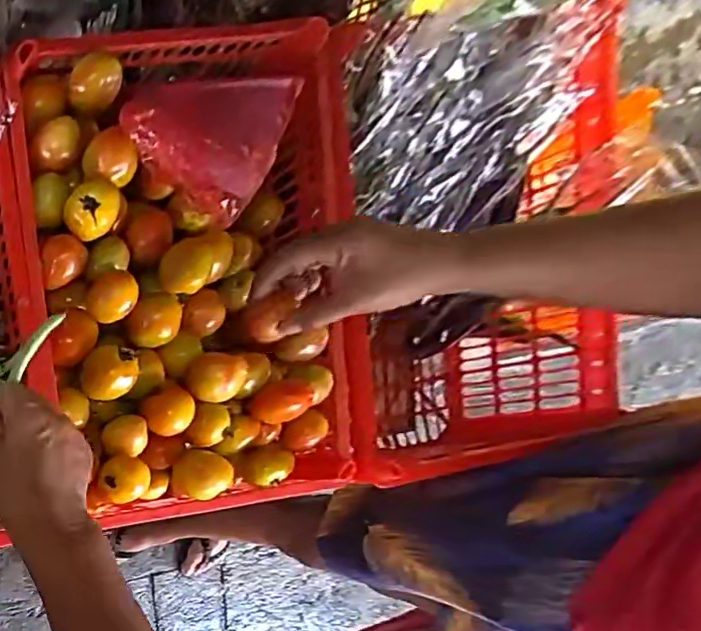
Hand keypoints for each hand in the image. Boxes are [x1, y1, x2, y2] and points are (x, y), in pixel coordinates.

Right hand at [0, 383, 95, 545]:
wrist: (53, 525)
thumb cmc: (14, 494)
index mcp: (28, 414)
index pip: (9, 390)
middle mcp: (55, 417)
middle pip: (32, 402)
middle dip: (16, 415)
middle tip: (3, 439)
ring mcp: (74, 434)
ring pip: (49, 421)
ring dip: (35, 431)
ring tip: (24, 457)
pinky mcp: (85, 453)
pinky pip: (62, 440)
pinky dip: (50, 446)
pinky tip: (43, 470)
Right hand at [251, 219, 465, 334]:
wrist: (448, 262)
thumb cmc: (401, 280)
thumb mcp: (351, 302)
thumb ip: (311, 315)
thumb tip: (278, 330)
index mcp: (333, 240)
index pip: (284, 258)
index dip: (263, 282)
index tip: (252, 305)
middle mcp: (337, 231)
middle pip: (291, 253)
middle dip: (275, 280)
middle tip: (265, 306)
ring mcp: (348, 233)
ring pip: (305, 254)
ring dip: (293, 278)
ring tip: (289, 303)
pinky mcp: (358, 240)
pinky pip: (321, 254)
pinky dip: (310, 273)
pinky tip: (312, 292)